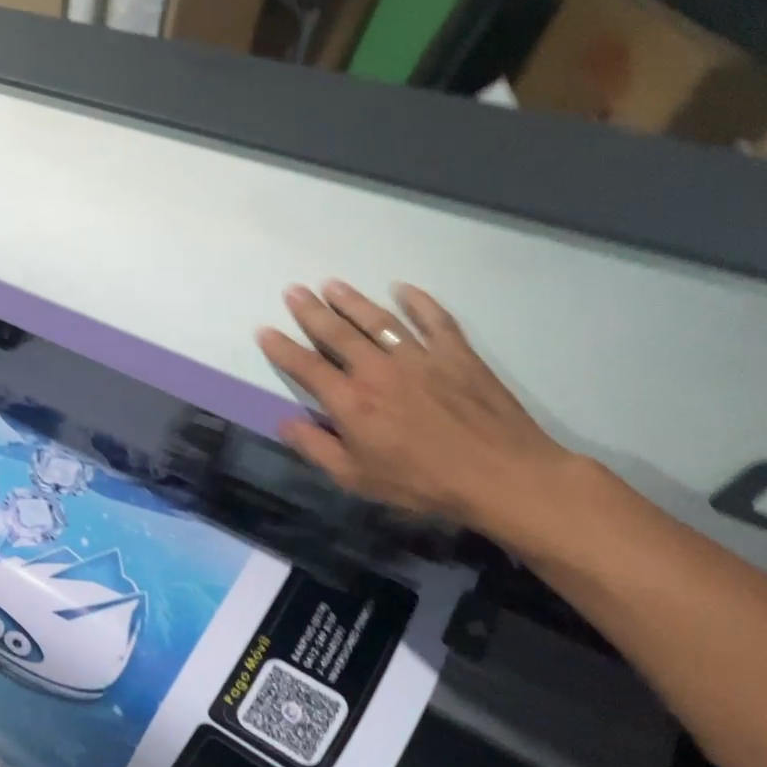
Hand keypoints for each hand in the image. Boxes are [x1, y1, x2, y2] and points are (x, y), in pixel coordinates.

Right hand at [256, 281, 579, 531]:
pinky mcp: (457, 355)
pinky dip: (418, 301)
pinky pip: (435, 320)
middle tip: (293, 291)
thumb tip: (284, 422)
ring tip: (332, 285)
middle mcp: (378, 370)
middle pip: (338, 333)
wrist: (501, 475)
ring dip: (352, 300)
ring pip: (379, 320)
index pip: (305, 367)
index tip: (265, 330)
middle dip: (311, 312)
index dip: (282, 348)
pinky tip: (403, 288)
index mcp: (350, 401)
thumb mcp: (354, 477)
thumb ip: (315, 447)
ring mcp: (420, 358)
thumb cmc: (421, 482)